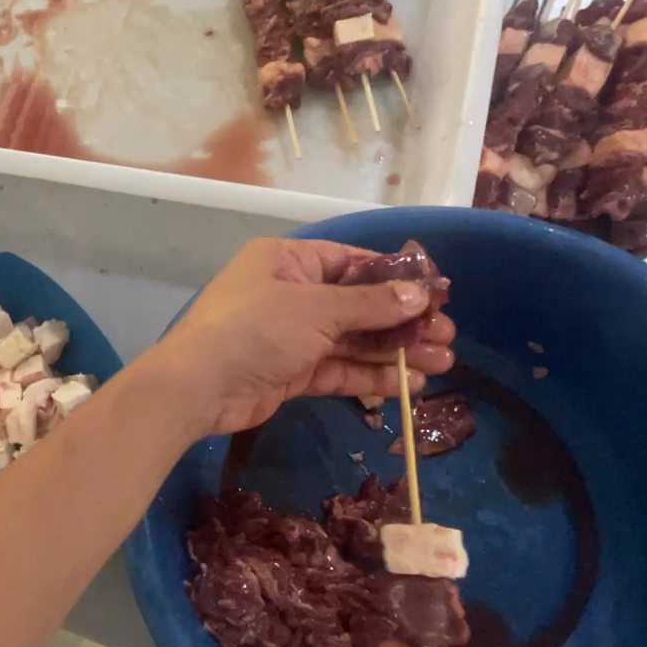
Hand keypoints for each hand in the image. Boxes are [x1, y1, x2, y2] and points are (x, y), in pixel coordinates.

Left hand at [139, 238, 455, 435]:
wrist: (199, 386)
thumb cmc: (255, 329)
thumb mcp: (316, 308)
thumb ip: (369, 304)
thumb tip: (419, 294)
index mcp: (286, 260)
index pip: (350, 261)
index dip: (394, 277)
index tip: (437, 292)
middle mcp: (289, 293)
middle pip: (357, 303)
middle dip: (402, 320)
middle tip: (447, 335)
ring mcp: (289, 335)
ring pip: (352, 339)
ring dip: (395, 350)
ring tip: (443, 362)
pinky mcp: (290, 372)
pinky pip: (338, 369)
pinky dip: (371, 375)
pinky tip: (409, 382)